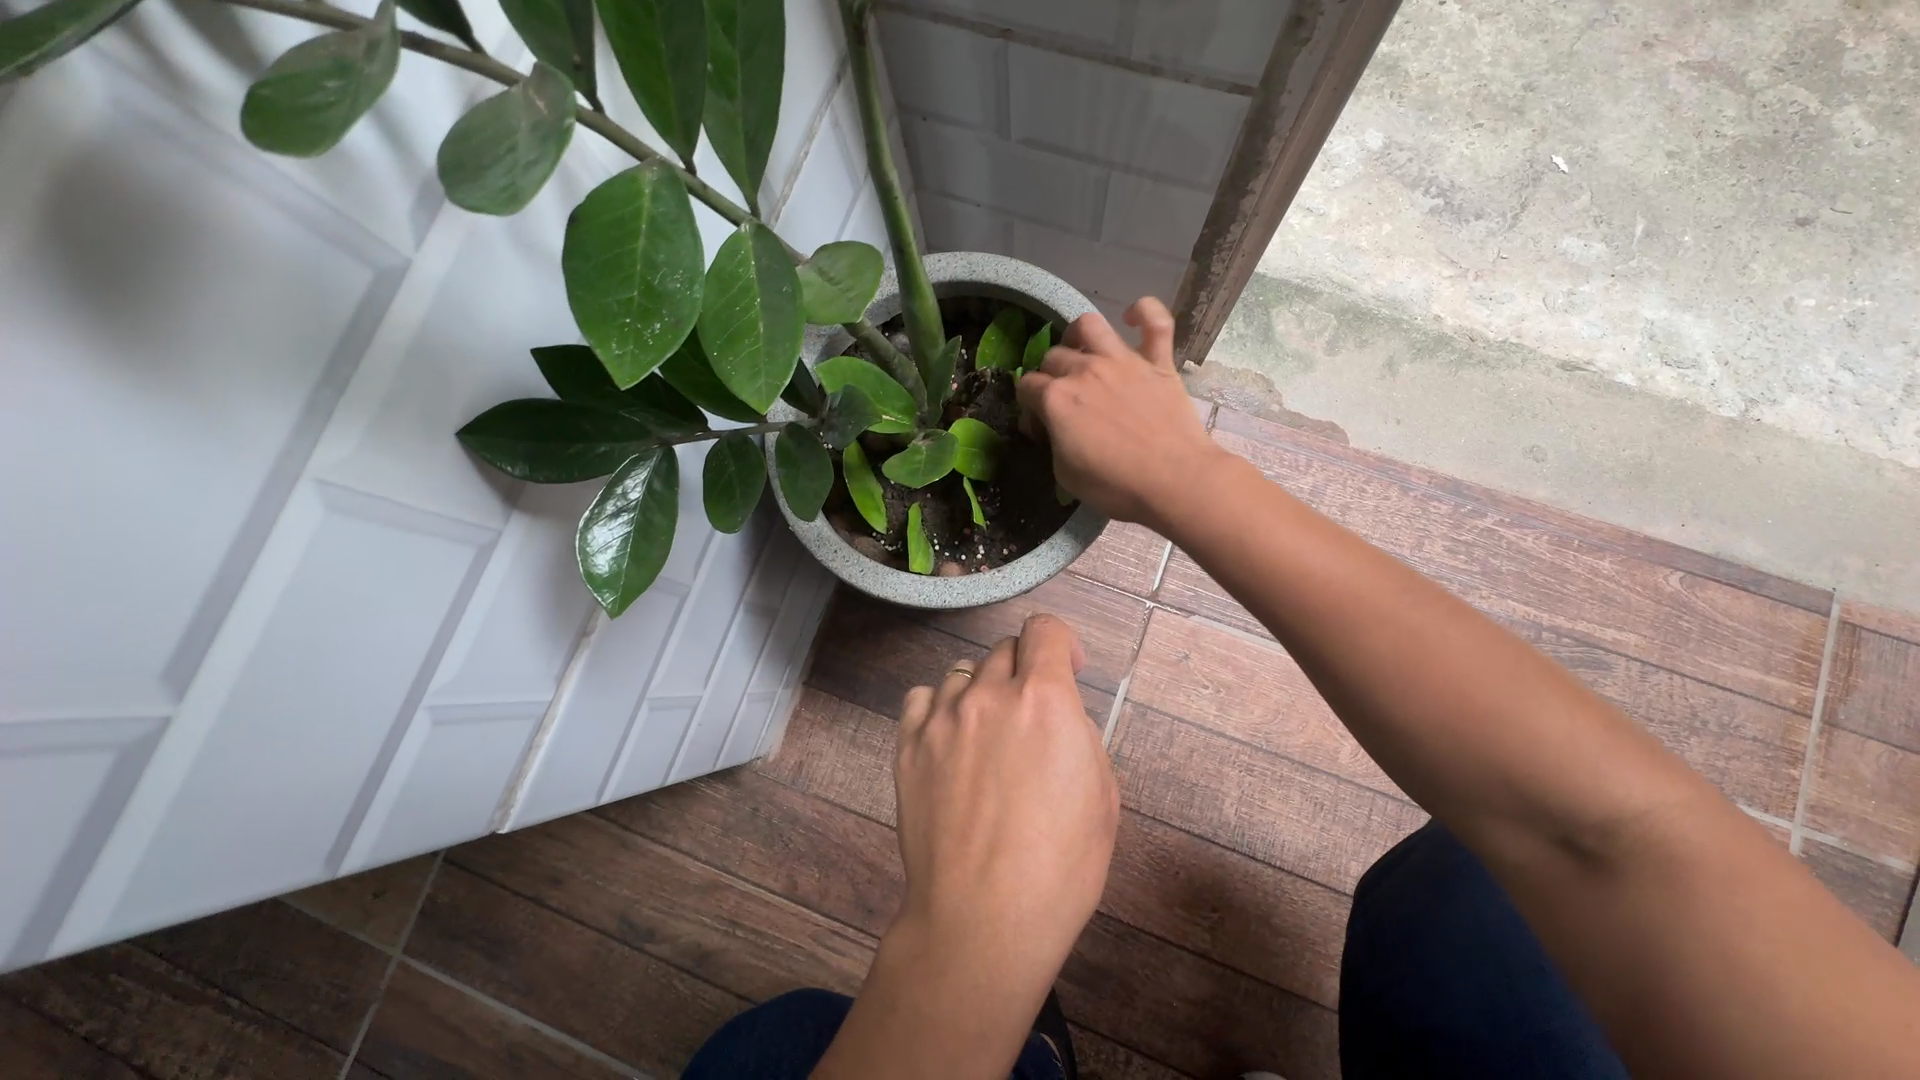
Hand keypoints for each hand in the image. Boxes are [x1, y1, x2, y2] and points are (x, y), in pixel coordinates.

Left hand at [814, 615, 1118, 1079]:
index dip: (1062, 645)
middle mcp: (989, 694)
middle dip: (1026, 671)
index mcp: (1044, 699)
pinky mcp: (907, 746)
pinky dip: (939, 709)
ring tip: (988, 734)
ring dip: (983, 690)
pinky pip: (922, 700)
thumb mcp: (1102, 795)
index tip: (1069, 671)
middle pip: (1005, 649)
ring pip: (963, 673)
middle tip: (1031, 716)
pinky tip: (950, 741)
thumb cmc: (1060, 867)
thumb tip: (1059, 719)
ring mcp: (941, 718)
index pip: (1046, 630)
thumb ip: (1079, 736)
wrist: (984, 917)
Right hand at [1016, 297, 1222, 528]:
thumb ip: (1053, 442)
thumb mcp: (1065, 475)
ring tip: (1082, 352)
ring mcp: (1123, 361)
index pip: (1026, 387)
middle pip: (1053, 356)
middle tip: (1063, 401)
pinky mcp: (1158, 362)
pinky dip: (1144, 312)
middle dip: (1049, 376)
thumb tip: (1053, 429)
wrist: (1174, 482)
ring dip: (1078, 335)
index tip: (1040, 428)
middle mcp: (1084, 370)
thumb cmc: (1115, 486)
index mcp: (1056, 399)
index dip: (1029, 408)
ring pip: (1090, 325)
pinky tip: (1132, 317)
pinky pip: (1155, 322)